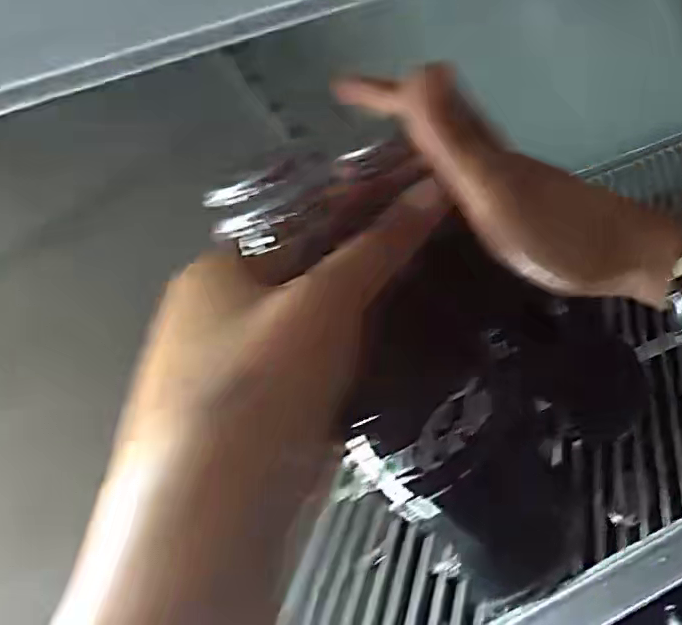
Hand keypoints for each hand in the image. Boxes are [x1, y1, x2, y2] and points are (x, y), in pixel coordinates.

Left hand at [57, 177, 449, 624]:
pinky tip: (437, 296)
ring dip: (397, 268)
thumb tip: (440, 185)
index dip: (376, 185)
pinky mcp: (297, 379)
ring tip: (464, 245)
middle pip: (330, 246)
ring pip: (346, 287)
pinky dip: (389, 308)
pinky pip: (351, 326)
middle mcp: (240, 299)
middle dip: (393, 226)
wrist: (217, 511)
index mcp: (225, 266)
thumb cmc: (256, 384)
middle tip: (462, 209)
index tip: (439, 170)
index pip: (314, 207)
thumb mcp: (323, 300)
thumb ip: (383, 241)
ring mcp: (268, 343)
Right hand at [333, 64, 676, 306]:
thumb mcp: (497, 189)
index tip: (341, 83)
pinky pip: (475, 182)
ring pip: (461, 153)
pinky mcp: (532, 208)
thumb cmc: (562, 232)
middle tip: (351, 122)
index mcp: (488, 155)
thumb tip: (425, 68)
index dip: (386, 96)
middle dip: (398, 118)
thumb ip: (458, 139)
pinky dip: (448, 179)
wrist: (631, 255)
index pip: (429, 112)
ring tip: (380, 163)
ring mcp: (520, 184)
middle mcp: (503, 161)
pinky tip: (446, 197)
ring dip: (420, 149)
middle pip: (444, 127)